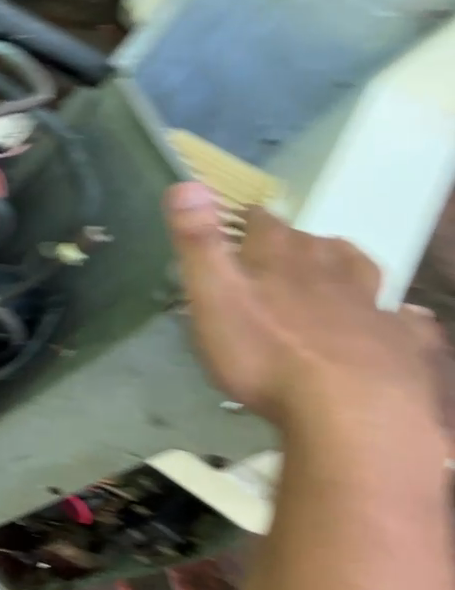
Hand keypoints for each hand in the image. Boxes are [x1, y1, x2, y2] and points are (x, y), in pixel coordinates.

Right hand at [165, 181, 445, 438]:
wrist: (350, 406)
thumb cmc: (263, 353)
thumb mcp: (212, 296)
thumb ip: (198, 244)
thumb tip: (185, 182)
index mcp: (281, 264)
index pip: (266, 229)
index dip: (252, 219)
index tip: (243, 212)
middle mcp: (330, 277)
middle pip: (317, 248)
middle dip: (299, 242)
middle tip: (287, 241)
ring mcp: (370, 310)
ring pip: (362, 274)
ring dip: (348, 265)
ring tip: (338, 263)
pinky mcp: (400, 344)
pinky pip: (403, 322)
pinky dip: (398, 316)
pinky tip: (400, 318)